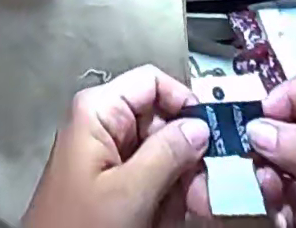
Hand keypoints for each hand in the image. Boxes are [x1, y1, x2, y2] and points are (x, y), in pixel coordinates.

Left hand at [22, 65, 211, 227]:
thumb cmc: (82, 226)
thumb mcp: (128, 192)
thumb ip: (167, 153)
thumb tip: (201, 124)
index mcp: (100, 108)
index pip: (151, 82)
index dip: (184, 102)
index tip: (214, 136)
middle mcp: (104, 122)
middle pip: (161, 121)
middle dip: (186, 158)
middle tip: (205, 194)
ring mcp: (109, 154)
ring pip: (162, 154)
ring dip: (179, 185)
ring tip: (186, 213)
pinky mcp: (113, 182)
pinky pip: (151, 179)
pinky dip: (165, 201)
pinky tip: (165, 221)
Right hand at [230, 72, 295, 227]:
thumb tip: (259, 126)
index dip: (286, 96)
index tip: (261, 114)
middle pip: (293, 126)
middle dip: (269, 135)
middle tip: (247, 148)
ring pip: (283, 163)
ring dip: (266, 170)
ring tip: (260, 184)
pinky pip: (286, 199)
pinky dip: (272, 201)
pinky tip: (272, 208)